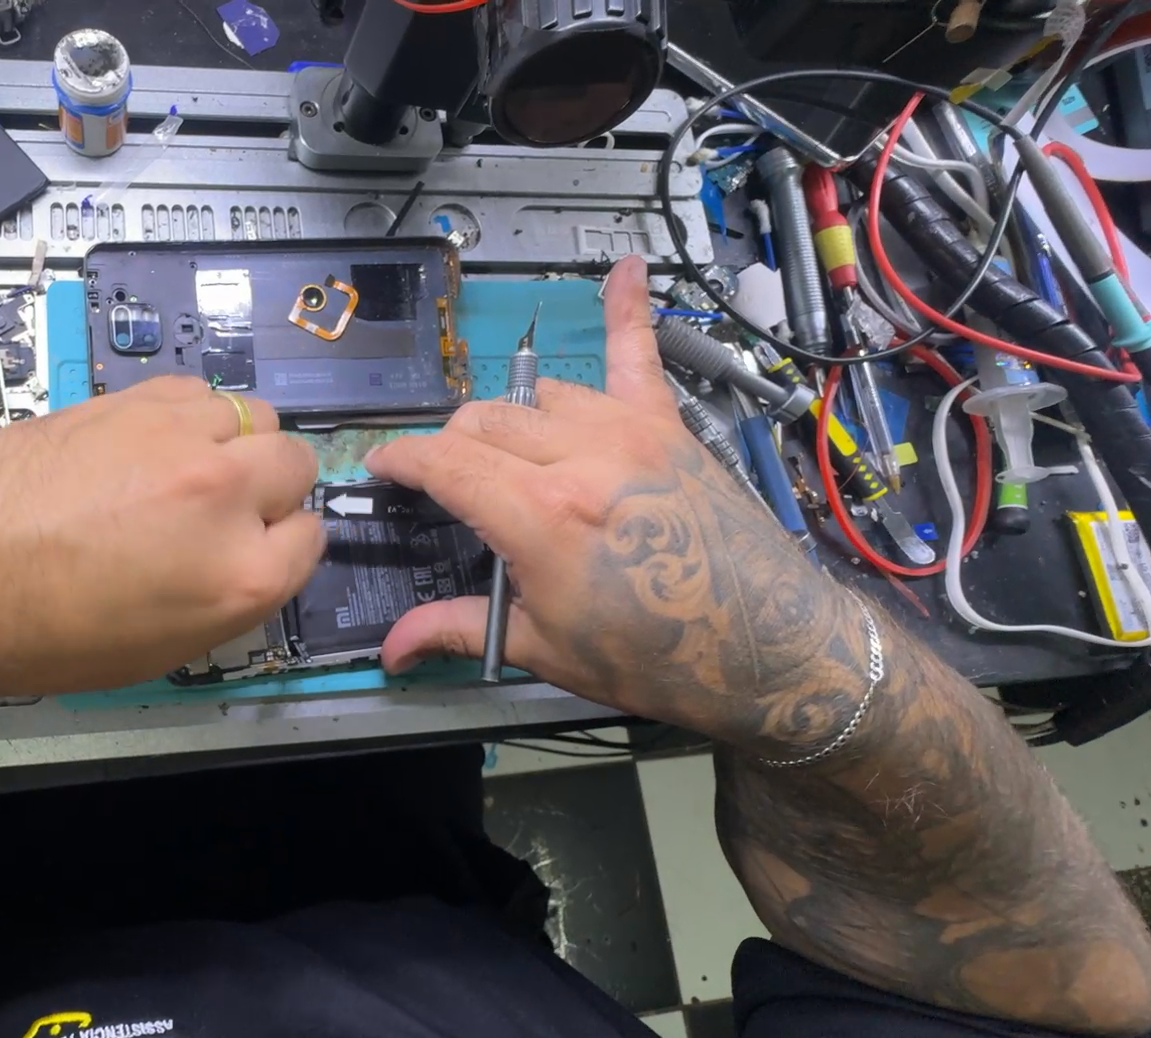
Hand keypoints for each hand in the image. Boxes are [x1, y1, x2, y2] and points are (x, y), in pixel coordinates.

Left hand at [0, 376, 323, 698]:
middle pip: (297, 465)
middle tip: (222, 509)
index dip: (283, 544)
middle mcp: (224, 495)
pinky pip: (199, 391)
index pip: (313, 537)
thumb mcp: (168, 647)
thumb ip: (235, 593)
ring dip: (233, 445)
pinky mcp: (133, 400)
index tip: (254, 545)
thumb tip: (257, 550)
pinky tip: (154, 444)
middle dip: (271, 490)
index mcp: (241, 576)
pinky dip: (190, 418)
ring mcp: (177, 438)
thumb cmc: (55, 633)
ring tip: (185, 471)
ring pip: (254, 416)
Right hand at [367, 257, 865, 746]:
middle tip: (444, 482)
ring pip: (535, 394)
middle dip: (447, 445)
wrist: (771, 650)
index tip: (380, 466)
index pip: (442, 461)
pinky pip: (640, 354)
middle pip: (481, 420)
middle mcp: (579, 457)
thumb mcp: (539, 647)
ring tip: (502, 450)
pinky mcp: (667, 427)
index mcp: (539, 514)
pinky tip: (624, 267)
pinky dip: (627, 310)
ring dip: (505, 417)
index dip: (399, 459)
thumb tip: (390, 652)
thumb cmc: (650, 656)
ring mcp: (628, 432)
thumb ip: (454, 630)